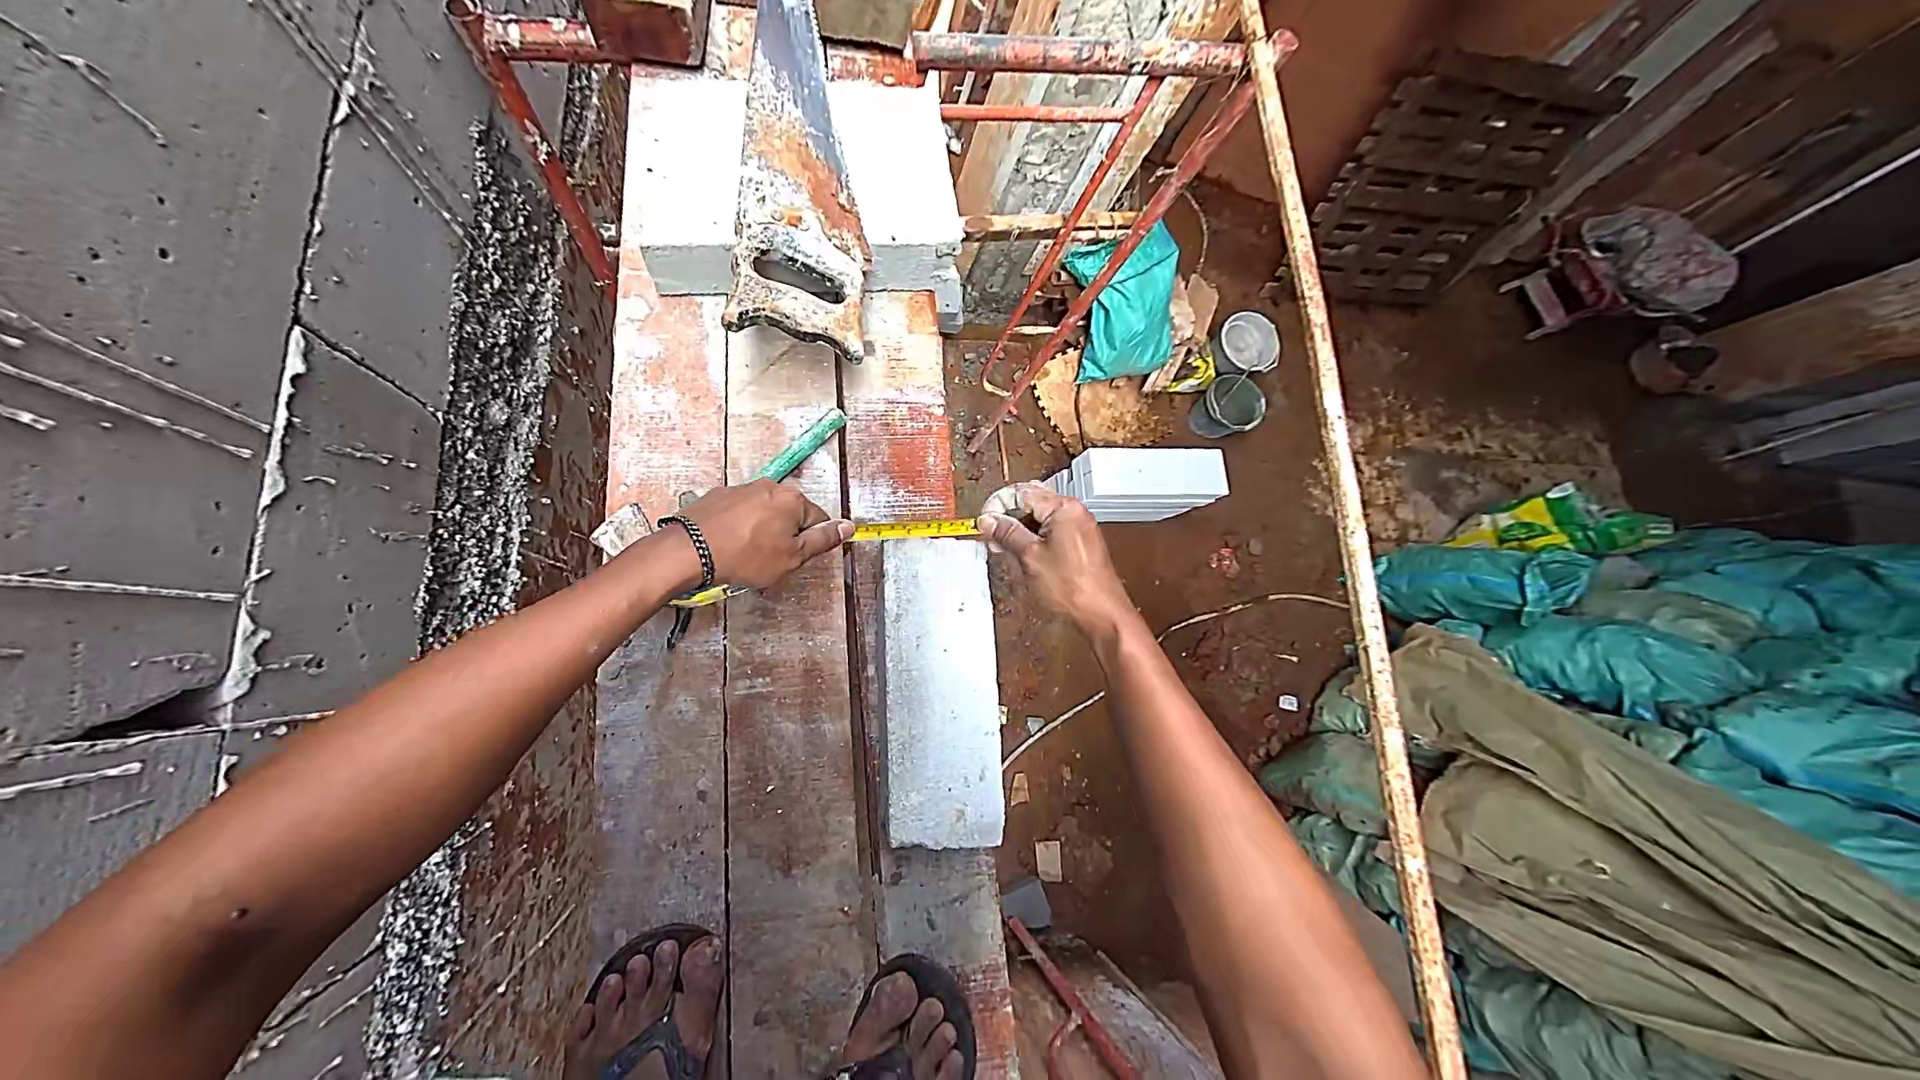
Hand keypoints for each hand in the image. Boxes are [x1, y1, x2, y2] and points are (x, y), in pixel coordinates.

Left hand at [677, 478, 851, 588]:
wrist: (689, 551)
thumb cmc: (744, 556)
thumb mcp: (792, 557)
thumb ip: (823, 539)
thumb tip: (847, 526)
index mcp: (792, 499)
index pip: (818, 519)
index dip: (810, 543)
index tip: (796, 558)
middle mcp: (769, 486)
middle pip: (790, 514)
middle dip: (785, 537)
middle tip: (772, 562)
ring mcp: (741, 489)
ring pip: (763, 514)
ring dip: (761, 533)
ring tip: (747, 558)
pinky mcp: (717, 497)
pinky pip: (739, 514)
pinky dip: (739, 529)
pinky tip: (729, 548)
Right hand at [976, 483, 1136, 637]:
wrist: (1101, 614)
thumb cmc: (1074, 588)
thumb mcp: (1030, 556)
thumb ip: (1007, 533)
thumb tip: (989, 520)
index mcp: (1064, 507)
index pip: (1022, 493)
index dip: (997, 505)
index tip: (984, 521)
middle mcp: (1075, 512)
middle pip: (1031, 503)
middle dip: (1008, 518)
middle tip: (991, 535)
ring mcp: (1079, 527)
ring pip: (1040, 518)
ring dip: (1019, 530)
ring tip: (1004, 548)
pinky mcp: (1079, 543)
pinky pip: (1051, 531)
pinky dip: (1034, 539)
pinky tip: (1022, 554)